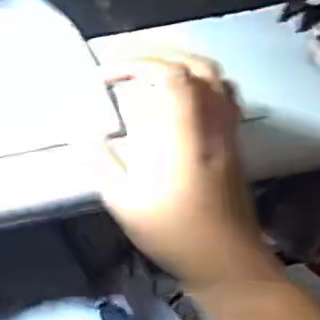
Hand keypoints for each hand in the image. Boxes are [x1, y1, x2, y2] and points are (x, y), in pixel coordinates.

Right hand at [98, 53, 281, 291]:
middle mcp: (213, 126)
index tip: (106, 76)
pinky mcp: (234, 144)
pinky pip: (223, 95)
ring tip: (150, 71)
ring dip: (182, 63)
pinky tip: (178, 97)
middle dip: (159, 55)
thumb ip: (103, 164)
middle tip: (126, 64)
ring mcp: (228, 134)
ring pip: (217, 77)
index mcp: (185, 138)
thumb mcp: (124, 205)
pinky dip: (199, 81)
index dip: (137, 65)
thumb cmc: (175, 235)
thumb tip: (85, 136)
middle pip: (199, 67)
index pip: (172, 78)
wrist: (228, 264)